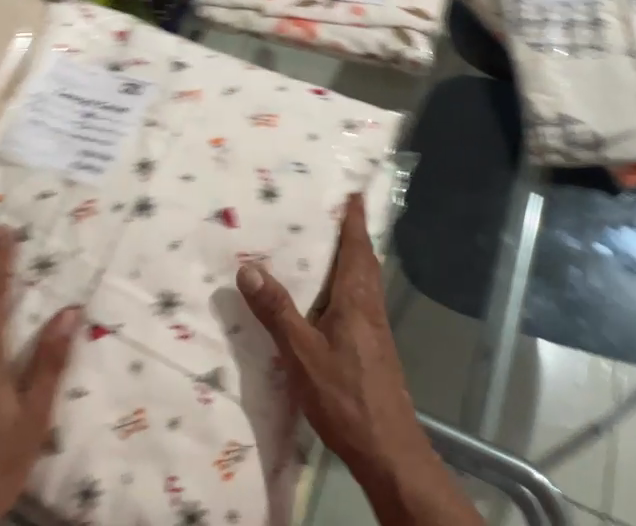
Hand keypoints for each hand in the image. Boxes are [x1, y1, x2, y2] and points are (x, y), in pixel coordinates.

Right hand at [236, 195, 477, 525]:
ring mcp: (373, 327)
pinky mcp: (371, 347)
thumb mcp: (301, 353)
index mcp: (357, 296)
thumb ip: (277, 310)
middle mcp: (370, 304)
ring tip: (317, 244)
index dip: (353, 215)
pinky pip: (356, 300)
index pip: (358, 243)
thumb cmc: (345, 395)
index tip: (348, 186)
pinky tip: (321, 298)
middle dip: (348, 231)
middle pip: (363, 257)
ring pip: (361, 279)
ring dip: (345, 257)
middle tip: (323, 208)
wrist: (387, 448)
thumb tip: (248, 265)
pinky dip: (342, 284)